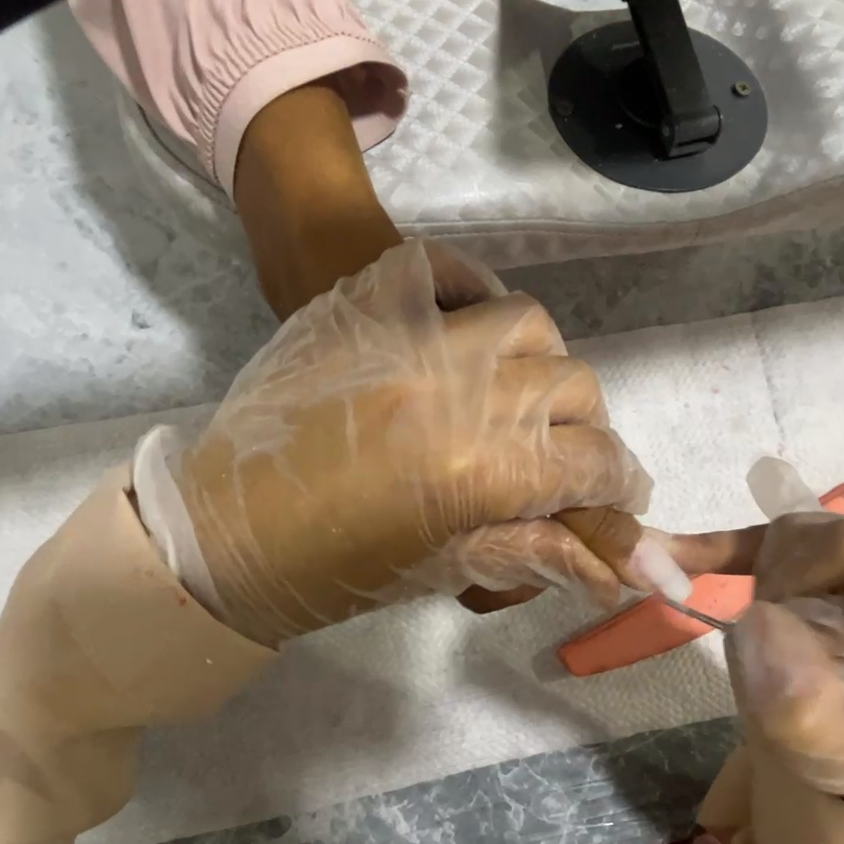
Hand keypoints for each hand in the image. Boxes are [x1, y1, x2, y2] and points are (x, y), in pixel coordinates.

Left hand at [154, 238, 654, 644]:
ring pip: (526, 320)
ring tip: (515, 392)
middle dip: (585, 430)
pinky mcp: (364, 303)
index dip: (620, 486)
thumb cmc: (331, 568)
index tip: (619, 497)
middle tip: (562, 457)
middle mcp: (460, 391)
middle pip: (576, 388)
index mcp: (480, 474)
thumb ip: (536, 557)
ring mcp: (410, 335)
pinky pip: (443, 268)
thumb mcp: (441, 570)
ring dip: (538, 360)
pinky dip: (467, 290)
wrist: (223, 527)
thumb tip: (617, 575)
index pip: (594, 463)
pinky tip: (463, 328)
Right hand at [670, 514, 843, 796]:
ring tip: (775, 629)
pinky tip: (668, 556)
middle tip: (790, 647)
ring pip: (820, 530)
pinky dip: (719, 549)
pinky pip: (783, 532)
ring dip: (775, 581)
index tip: (835, 655)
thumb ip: (808, 705)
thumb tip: (762, 624)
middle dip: (804, 596)